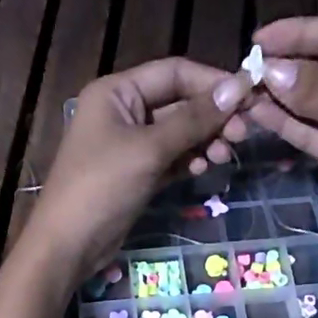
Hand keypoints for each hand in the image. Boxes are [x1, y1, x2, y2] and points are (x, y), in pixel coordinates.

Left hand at [24, 57, 251, 283]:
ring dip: (203, 141)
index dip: (211, 83)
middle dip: (211, 118)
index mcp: (117, 92)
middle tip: (241, 136)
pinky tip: (202, 169)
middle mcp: (122, 111)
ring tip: (222, 158)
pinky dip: (187, 161)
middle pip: (178, 103)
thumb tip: (238, 87)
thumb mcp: (149, 149)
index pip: (174, 73)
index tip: (247, 99)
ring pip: (176, 133)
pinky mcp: (135, 174)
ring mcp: (128, 145)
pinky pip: (169, 158)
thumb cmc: (102, 187)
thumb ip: (193, 119)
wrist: (69, 244)